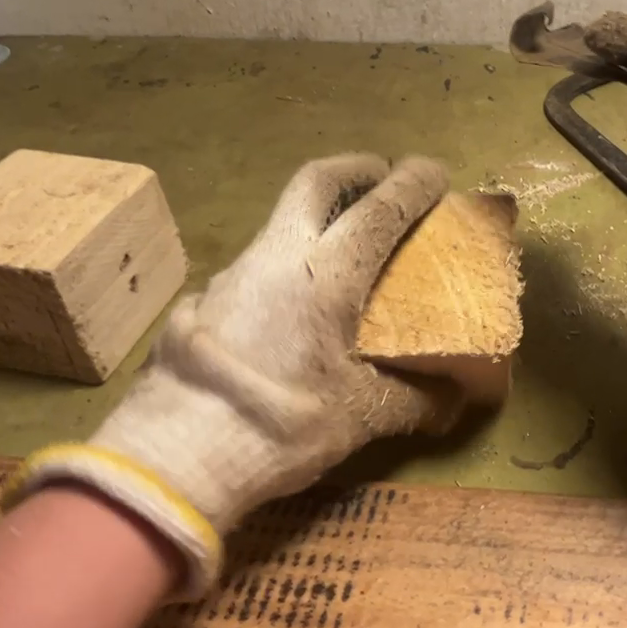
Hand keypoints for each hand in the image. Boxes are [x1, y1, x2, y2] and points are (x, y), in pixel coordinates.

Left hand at [6, 154, 464, 597]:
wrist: (172, 459)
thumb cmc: (281, 424)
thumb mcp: (361, 416)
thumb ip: (415, 399)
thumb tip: (455, 401)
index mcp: (327, 275)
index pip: (380, 208)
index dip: (413, 182)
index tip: (436, 172)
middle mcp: (278, 257)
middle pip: (315, 180)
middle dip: (355, 168)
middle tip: (382, 176)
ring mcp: (233, 274)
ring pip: (282, 222)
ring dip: (318, 220)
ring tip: (344, 256)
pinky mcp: (204, 300)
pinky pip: (257, 264)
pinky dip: (287, 265)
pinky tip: (292, 310)